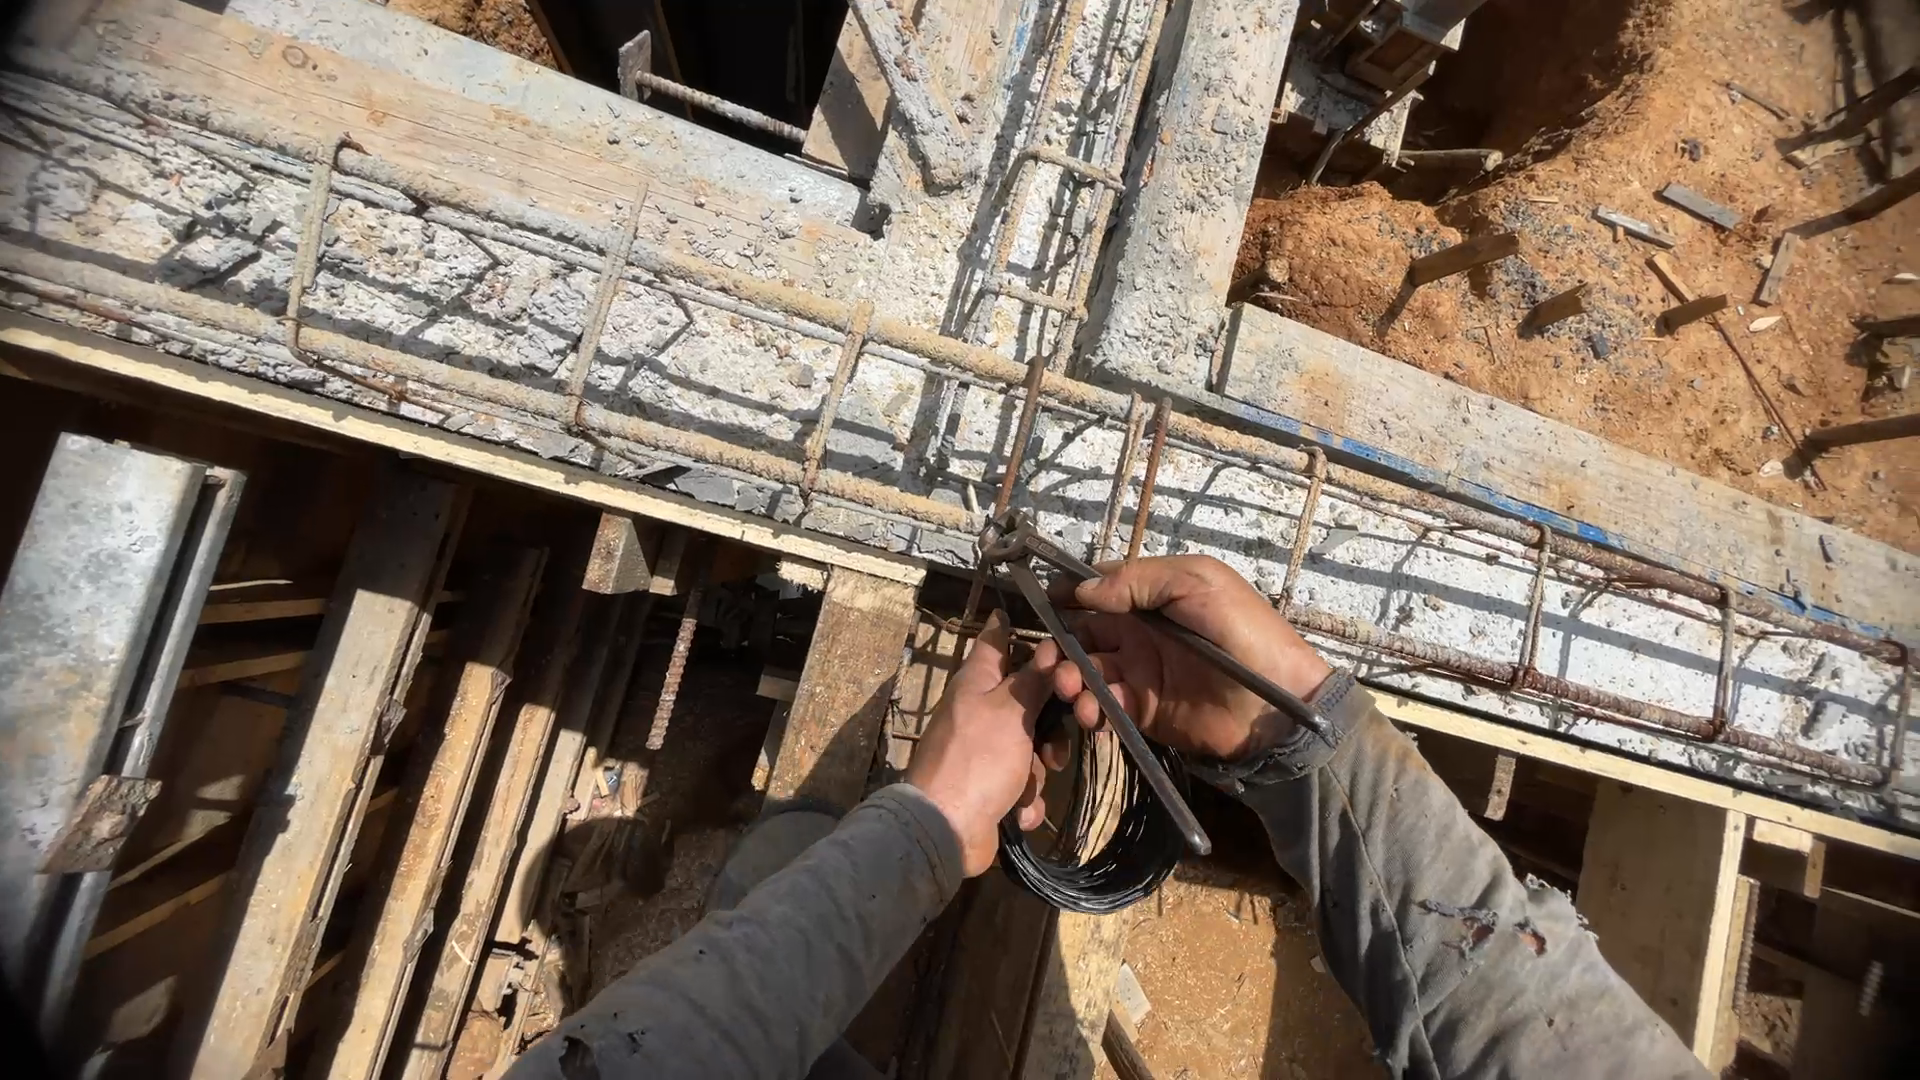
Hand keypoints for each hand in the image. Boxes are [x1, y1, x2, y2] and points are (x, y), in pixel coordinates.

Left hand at [905, 610, 1055, 876]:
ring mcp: (981, 749)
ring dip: (1034, 771)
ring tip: (1029, 787)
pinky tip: (1018, 812)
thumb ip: (1034, 679)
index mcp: (976, 681)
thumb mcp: (1012, 710)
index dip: (1008, 626)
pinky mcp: (988, 785)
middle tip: (1057, 743)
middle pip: (1026, 700)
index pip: (994, 641)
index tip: (1023, 613)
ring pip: (1028, 746)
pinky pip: (1019, 783)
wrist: (946, 828)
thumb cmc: (978, 757)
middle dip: (1048, 726)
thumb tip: (1049, 645)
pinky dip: (1022, 798)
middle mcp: (977, 709)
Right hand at [1035, 555, 1330, 760]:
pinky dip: (1089, 707)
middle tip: (1047, 661)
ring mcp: (1139, 671)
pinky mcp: (1142, 709)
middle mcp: (1139, 631)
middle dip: (1059, 644)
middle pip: (1082, 632)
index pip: (1099, 587)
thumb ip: (1138, 580)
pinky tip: (1091, 711)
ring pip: (1086, 669)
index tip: (1044, 600)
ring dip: (1069, 677)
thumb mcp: (1196, 583)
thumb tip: (1084, 590)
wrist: (1277, 705)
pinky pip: (1103, 704)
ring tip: (1070, 688)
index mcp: (1152, 596)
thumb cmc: (1241, 631)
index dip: (1070, 592)